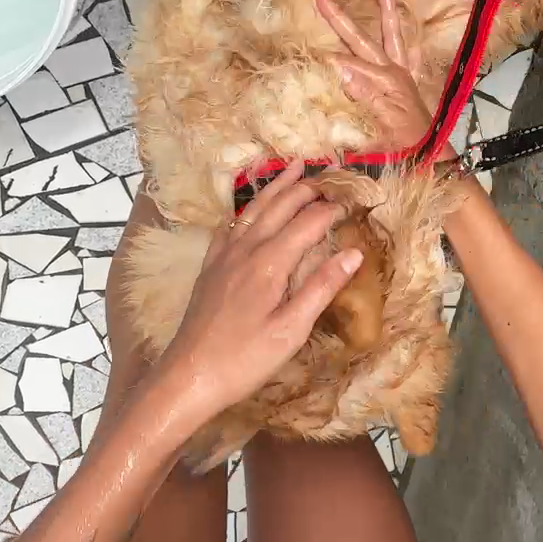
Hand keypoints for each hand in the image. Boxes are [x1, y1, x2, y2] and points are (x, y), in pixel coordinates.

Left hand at [149, 161, 362, 420]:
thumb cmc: (244, 359)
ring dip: (278, 185)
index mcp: (271, 262)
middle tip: (333, 175)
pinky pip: (231, 223)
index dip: (332, 210)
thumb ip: (322, 287)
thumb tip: (354, 253)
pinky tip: (249, 205)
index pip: (309, 222)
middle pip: (282, 205)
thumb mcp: (291, 331)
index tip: (354, 201)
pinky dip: (246, 206)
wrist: (188, 377)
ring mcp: (225, 253)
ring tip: (295, 165)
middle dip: (308, 187)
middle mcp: (247, 247)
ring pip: (255, 207)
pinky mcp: (211, 264)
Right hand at [316, 0, 434, 150]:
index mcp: (383, 80)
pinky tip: (412, 37)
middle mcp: (393, 72)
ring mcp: (402, 78)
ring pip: (393, 38)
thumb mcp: (381, 122)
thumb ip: (363, 93)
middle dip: (342, 18)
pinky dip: (410, 47)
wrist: (431, 159)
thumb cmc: (404, 145)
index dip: (328, 60)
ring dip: (388, 13)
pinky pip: (412, 61)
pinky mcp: (408, 88)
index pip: (348, 63)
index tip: (308, 56)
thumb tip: (337, 66)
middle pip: (363, 40)